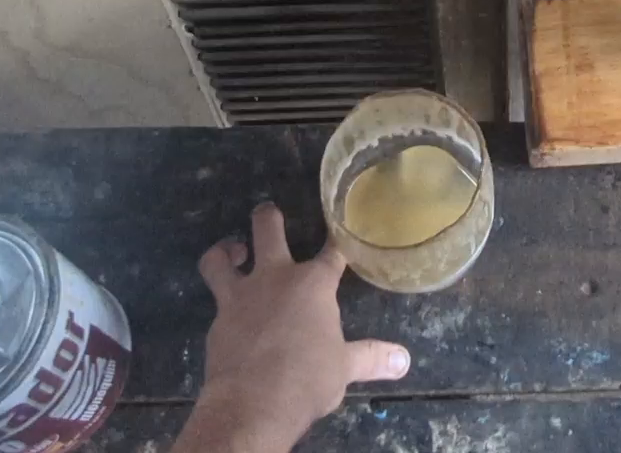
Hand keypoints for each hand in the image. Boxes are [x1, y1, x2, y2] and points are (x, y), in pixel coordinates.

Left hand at [179, 203, 409, 451]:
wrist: (252, 405)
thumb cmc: (307, 378)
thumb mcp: (344, 368)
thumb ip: (371, 358)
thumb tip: (404, 360)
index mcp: (313, 283)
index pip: (332, 251)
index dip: (338, 240)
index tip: (341, 230)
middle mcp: (275, 277)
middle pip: (267, 229)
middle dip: (268, 216)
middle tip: (269, 213)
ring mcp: (241, 296)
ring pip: (219, 259)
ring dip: (224, 251)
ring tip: (232, 252)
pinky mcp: (217, 322)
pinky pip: (216, 304)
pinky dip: (223, 307)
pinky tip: (231, 321)